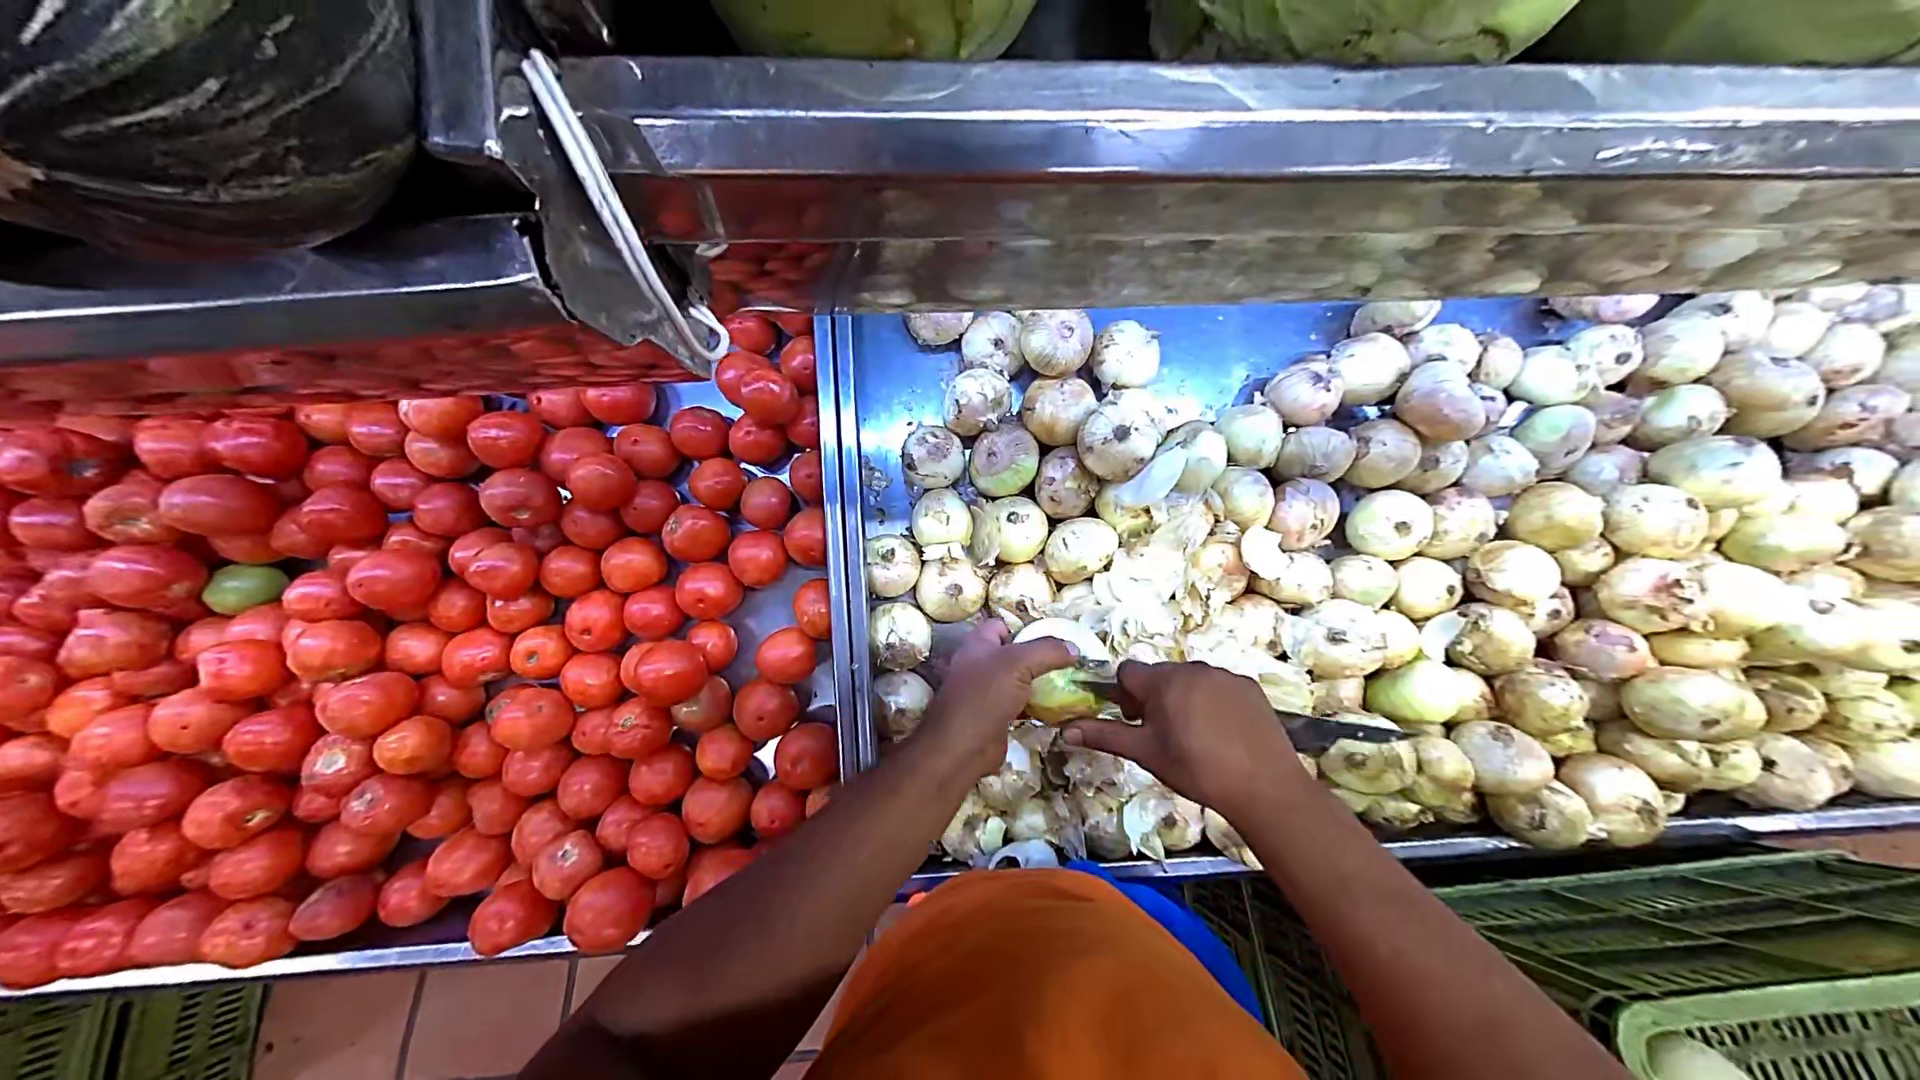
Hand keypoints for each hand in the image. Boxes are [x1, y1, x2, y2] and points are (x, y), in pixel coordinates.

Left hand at [921, 622, 1074, 780]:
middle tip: (1065, 661)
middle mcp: (978, 665)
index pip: (1000, 625)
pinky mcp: (995, 717)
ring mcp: (985, 693)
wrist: (963, 746)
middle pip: (1012, 654)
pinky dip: (1036, 706)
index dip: (1022, 627)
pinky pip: (1020, 705)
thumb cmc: (986, 694)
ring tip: (1066, 683)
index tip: (1050, 636)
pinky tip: (1056, 708)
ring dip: (1038, 683)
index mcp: (977, 644)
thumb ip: (1047, 651)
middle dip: (1036, 657)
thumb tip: (1074, 648)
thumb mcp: (1019, 663)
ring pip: (1017, 681)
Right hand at [1063, 661, 1303, 821]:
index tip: (1135, 720)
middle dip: (1154, 696)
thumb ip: (1104, 735)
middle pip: (1159, 674)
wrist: (1264, 786)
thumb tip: (1064, 731)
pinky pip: (1219, 686)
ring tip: (1195, 736)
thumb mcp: (1145, 752)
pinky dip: (1213, 701)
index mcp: (1162, 681)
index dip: (1125, 694)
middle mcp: (1192, 668)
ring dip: (1183, 698)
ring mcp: (1224, 675)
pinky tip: (1222, 733)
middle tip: (1162, 733)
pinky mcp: (1249, 687)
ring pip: (1190, 679)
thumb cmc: (1196, 768)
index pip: (1128, 671)